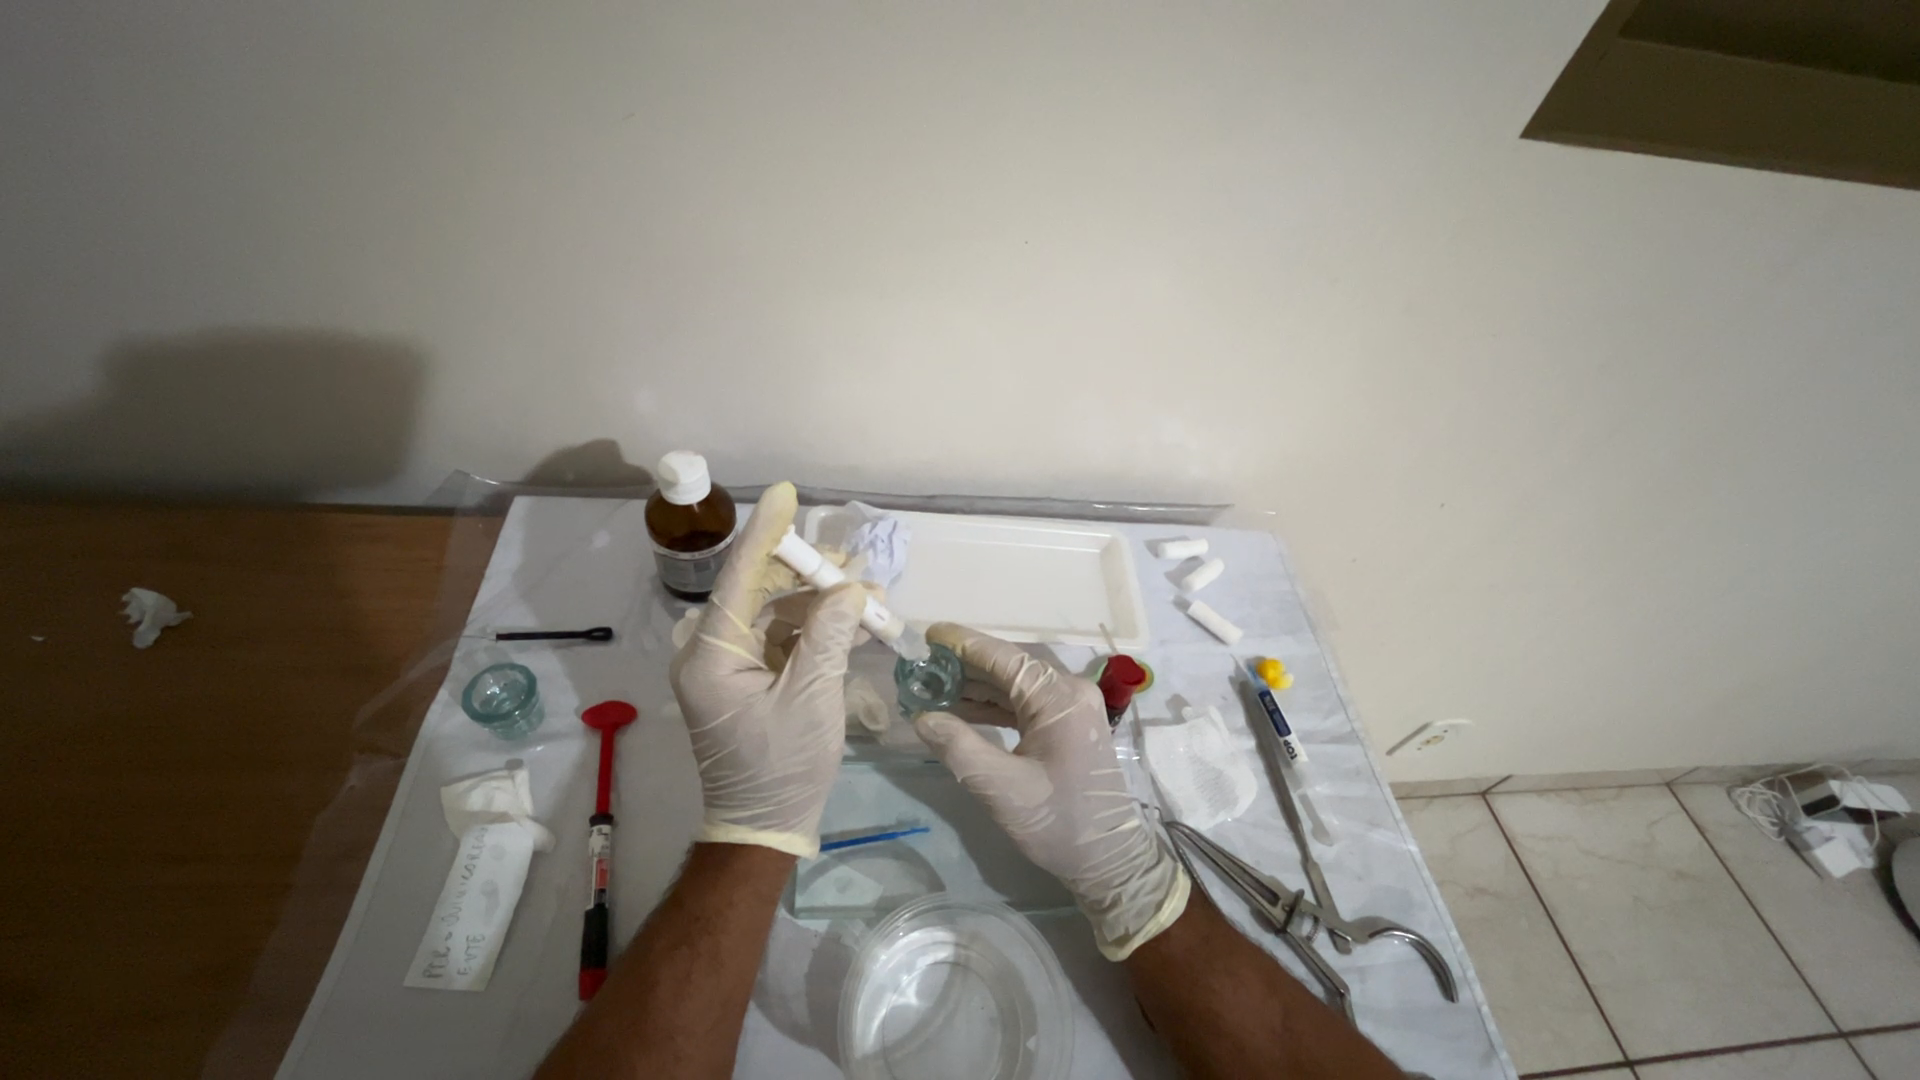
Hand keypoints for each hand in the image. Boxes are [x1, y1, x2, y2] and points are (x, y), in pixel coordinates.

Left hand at [668, 481, 865, 857]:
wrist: (765, 824)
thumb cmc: (784, 766)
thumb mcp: (813, 698)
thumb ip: (829, 635)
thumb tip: (848, 588)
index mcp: (712, 655)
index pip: (740, 577)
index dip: (767, 533)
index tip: (787, 494)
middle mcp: (711, 651)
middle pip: (760, 589)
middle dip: (809, 573)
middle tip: (853, 563)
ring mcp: (728, 664)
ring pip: (775, 611)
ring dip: (820, 601)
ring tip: (869, 593)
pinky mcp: (746, 676)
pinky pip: (781, 636)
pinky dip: (816, 627)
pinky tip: (854, 619)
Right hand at [912, 623, 1189, 959]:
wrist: (1109, 860)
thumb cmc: (1058, 823)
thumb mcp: (1001, 788)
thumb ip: (958, 747)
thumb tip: (921, 716)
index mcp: (1059, 698)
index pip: (1003, 657)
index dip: (963, 643)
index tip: (927, 634)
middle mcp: (1069, 691)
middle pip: (1009, 666)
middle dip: (964, 664)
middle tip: (921, 663)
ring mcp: (1071, 707)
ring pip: (1015, 684)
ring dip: (976, 685)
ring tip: (933, 685)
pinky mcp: (1067, 725)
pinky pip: (1024, 703)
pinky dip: (993, 705)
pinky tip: (961, 709)